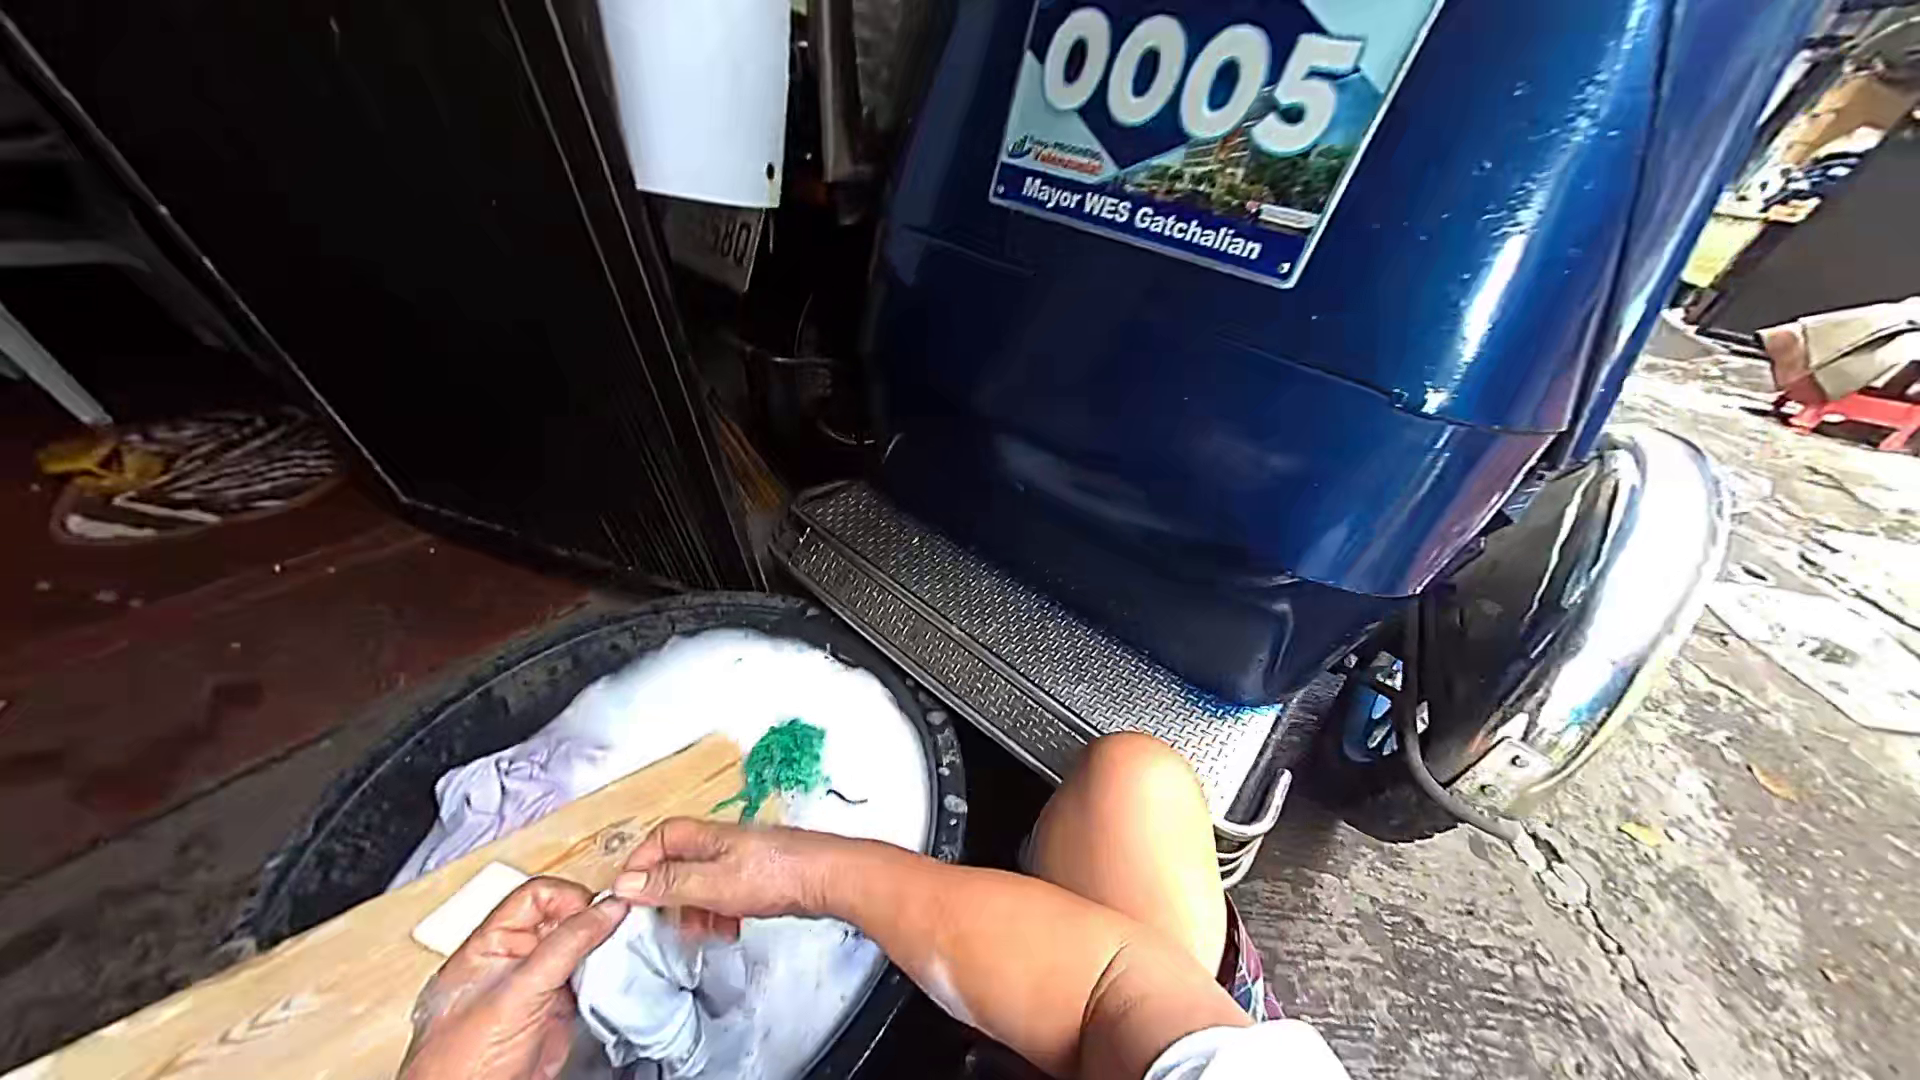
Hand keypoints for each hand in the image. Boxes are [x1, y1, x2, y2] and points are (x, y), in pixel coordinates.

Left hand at [400, 877, 627, 1079]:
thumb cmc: (460, 1072)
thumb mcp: (517, 994)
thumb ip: (565, 944)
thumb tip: (608, 907)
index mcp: (487, 949)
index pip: (535, 896)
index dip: (568, 898)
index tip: (594, 912)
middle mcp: (512, 962)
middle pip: (562, 916)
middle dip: (590, 919)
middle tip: (612, 925)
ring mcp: (535, 985)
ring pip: (579, 943)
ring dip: (600, 944)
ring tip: (613, 950)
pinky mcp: (556, 1007)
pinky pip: (588, 972)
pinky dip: (604, 970)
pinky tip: (610, 974)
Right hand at [611, 818, 850, 920]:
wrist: (826, 879)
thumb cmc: (775, 875)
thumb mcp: (714, 883)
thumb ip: (670, 882)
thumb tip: (625, 881)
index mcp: (710, 836)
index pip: (663, 837)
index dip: (644, 862)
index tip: (632, 895)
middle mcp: (723, 843)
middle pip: (679, 863)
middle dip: (670, 894)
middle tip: (671, 921)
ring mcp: (741, 859)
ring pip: (701, 883)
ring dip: (695, 910)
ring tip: (705, 930)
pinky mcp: (756, 876)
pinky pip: (724, 894)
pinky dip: (719, 913)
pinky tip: (729, 928)